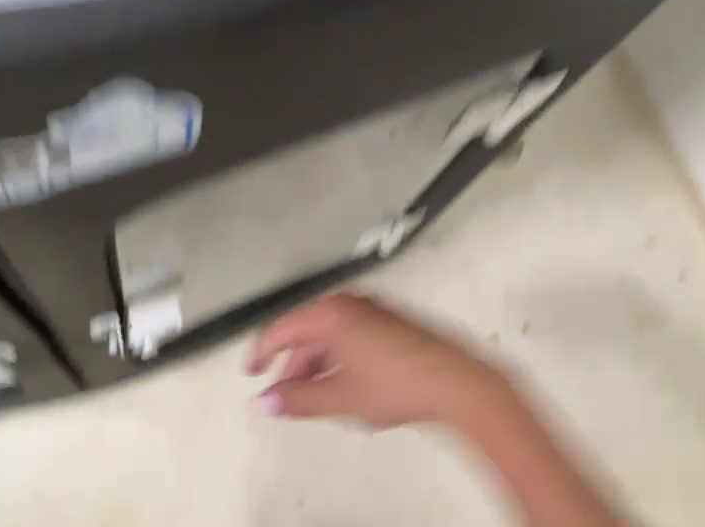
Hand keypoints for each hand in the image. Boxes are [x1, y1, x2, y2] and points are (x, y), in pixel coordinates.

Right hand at [246, 291, 508, 427]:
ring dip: (316, 362)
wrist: (452, 381)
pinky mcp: (388, 320)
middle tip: (285, 393)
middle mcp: (349, 303)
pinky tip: (344, 382)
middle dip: (292, 362)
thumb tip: (265, 401)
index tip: (251, 371)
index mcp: (331, 313)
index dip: (263, 351)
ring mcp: (371, 309)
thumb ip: (297, 399)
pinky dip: (337, 355)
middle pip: (306, 329)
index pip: (283, 327)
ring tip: (316, 395)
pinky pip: (349, 333)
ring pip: (329, 332)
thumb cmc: (396, 383)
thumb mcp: (339, 397)